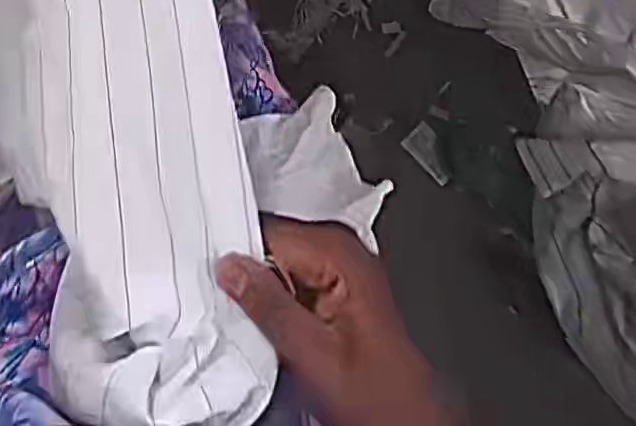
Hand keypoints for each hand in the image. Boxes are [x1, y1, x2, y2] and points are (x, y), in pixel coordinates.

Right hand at [218, 218, 455, 425]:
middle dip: (252, 274)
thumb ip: (269, 305)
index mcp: (337, 250)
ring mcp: (341, 263)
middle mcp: (341, 246)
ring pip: (279, 260)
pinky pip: (292, 275)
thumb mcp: (314, 356)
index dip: (240, 257)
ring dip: (265, 289)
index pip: (266, 229)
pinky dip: (279, 298)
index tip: (223, 282)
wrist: (412, 423)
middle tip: (248, 313)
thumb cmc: (380, 397)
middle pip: (272, 242)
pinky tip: (283, 326)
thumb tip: (231, 267)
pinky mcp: (337, 282)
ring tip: (272, 326)